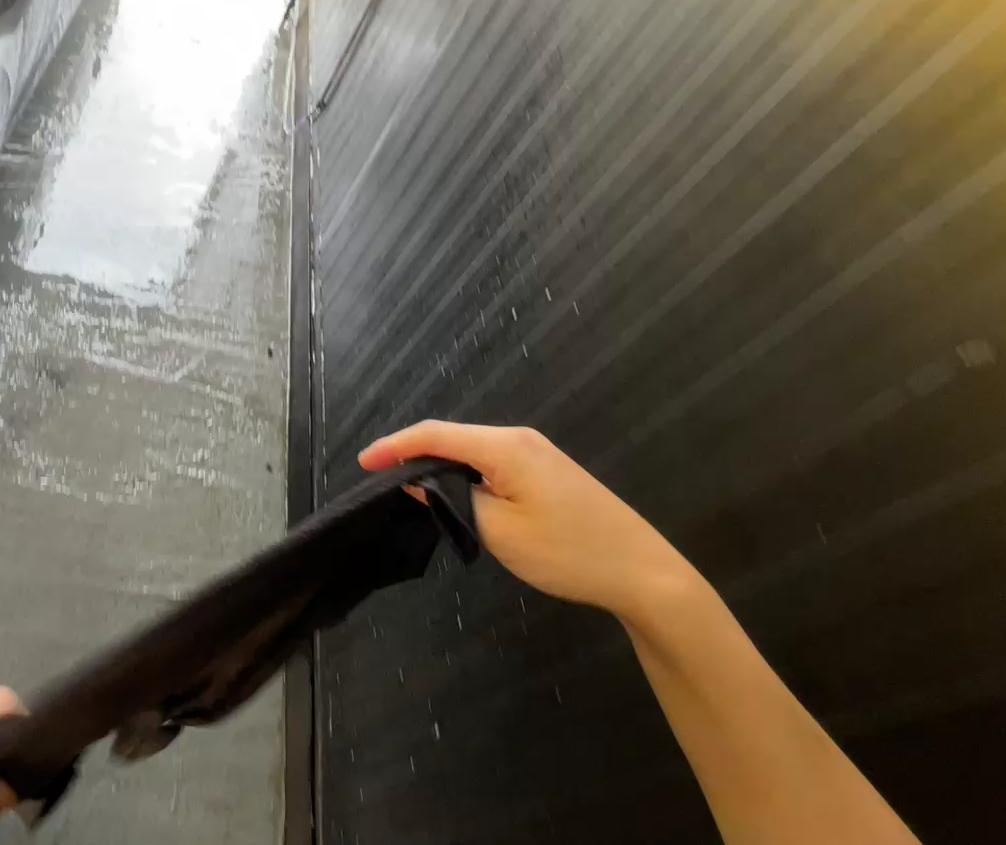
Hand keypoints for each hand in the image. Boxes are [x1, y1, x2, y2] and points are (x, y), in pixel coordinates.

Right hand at [360, 421, 697, 621]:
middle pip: (453, 438)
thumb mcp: (499, 531)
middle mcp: (519, 439)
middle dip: (413, 454)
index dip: (395, 445)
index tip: (363, 463)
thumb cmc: (567, 551)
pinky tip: (453, 495)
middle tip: (380, 480)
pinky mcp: (546, 472)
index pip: (436, 435)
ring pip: (472, 451)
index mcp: (505, 446)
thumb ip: (451, 501)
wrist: (642, 571)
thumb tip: (417, 483)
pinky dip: (464, 475)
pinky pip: (492, 463)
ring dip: (439, 466)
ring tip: (408, 490)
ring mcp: (536, 454)